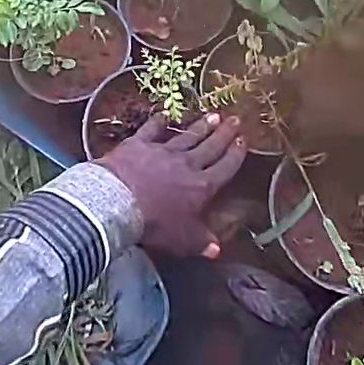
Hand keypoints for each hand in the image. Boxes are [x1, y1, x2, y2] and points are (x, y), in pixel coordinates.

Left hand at [97, 111, 246, 258]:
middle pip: (210, 147)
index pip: (224, 168)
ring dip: (201, 126)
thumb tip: (217, 250)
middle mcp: (186, 164)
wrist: (120, 201)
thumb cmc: (155, 224)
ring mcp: (163, 151)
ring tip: (213, 115)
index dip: (236, 155)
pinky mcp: (140, 144)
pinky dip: (159, 121)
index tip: (243, 141)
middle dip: (224, 134)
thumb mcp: (183, 240)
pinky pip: (152, 129)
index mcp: (201, 187)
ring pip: (187, 136)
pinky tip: (165, 114)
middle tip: (235, 119)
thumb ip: (201, 242)